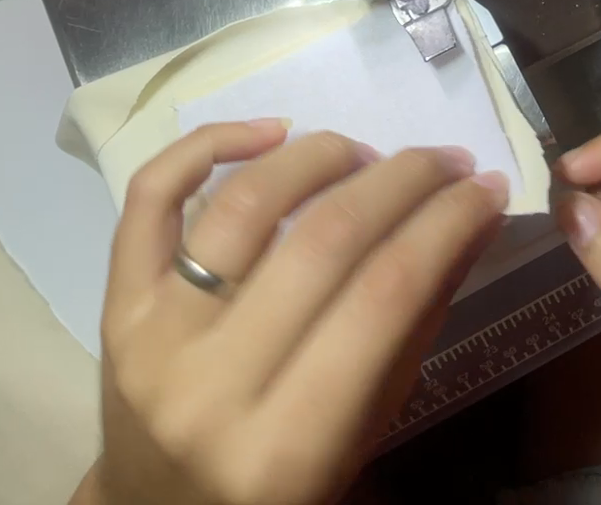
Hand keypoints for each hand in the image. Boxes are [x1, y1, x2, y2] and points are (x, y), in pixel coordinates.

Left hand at [78, 121, 508, 504]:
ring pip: (245, 204)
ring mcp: (151, 336)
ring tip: (367, 153)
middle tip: (446, 159)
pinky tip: (272, 130)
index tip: (486, 185)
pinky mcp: (114, 302)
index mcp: (286, 447)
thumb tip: (474, 216)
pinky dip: (210, 143)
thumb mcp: (366, 427)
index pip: (384, 296)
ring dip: (322, 155)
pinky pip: (150, 198)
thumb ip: (418, 319)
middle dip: (404, 180)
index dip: (447, 223)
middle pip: (324, 240)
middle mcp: (210, 386)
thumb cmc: (278, 485)